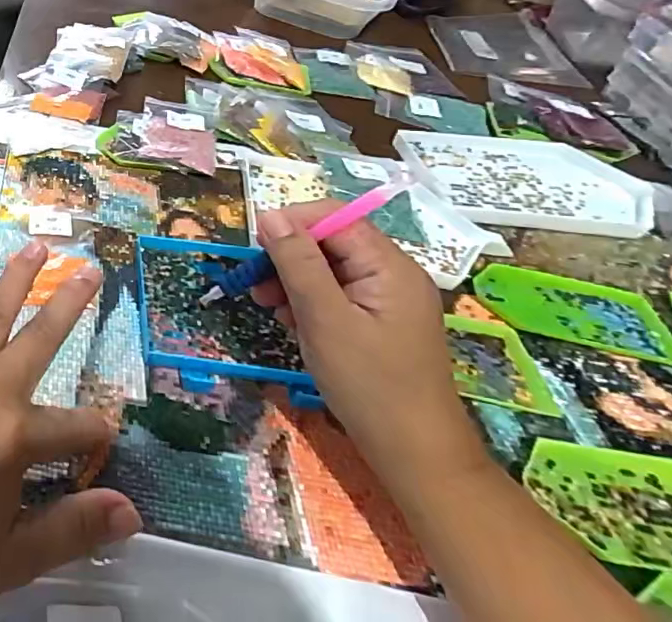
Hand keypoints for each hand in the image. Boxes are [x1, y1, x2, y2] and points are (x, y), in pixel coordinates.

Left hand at [0, 241, 142, 621]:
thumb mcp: (14, 554)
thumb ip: (74, 527)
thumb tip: (131, 511)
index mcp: (15, 437)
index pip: (76, 429)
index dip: (96, 435)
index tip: (106, 438)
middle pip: (40, 339)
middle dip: (70, 305)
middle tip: (92, 270)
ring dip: (15, 278)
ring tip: (35, 246)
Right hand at [248, 202, 485, 489]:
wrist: (416, 456)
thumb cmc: (369, 384)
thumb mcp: (324, 318)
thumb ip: (297, 262)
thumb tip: (270, 215)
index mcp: (389, 266)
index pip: (335, 218)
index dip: (292, 223)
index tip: (255, 247)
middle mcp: (393, 274)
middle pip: (331, 242)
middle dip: (288, 256)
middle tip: (255, 283)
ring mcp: (388, 299)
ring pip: (329, 268)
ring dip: (293, 279)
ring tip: (267, 305)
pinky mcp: (379, 321)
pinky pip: (337, 293)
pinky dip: (309, 300)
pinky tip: (291, 321)